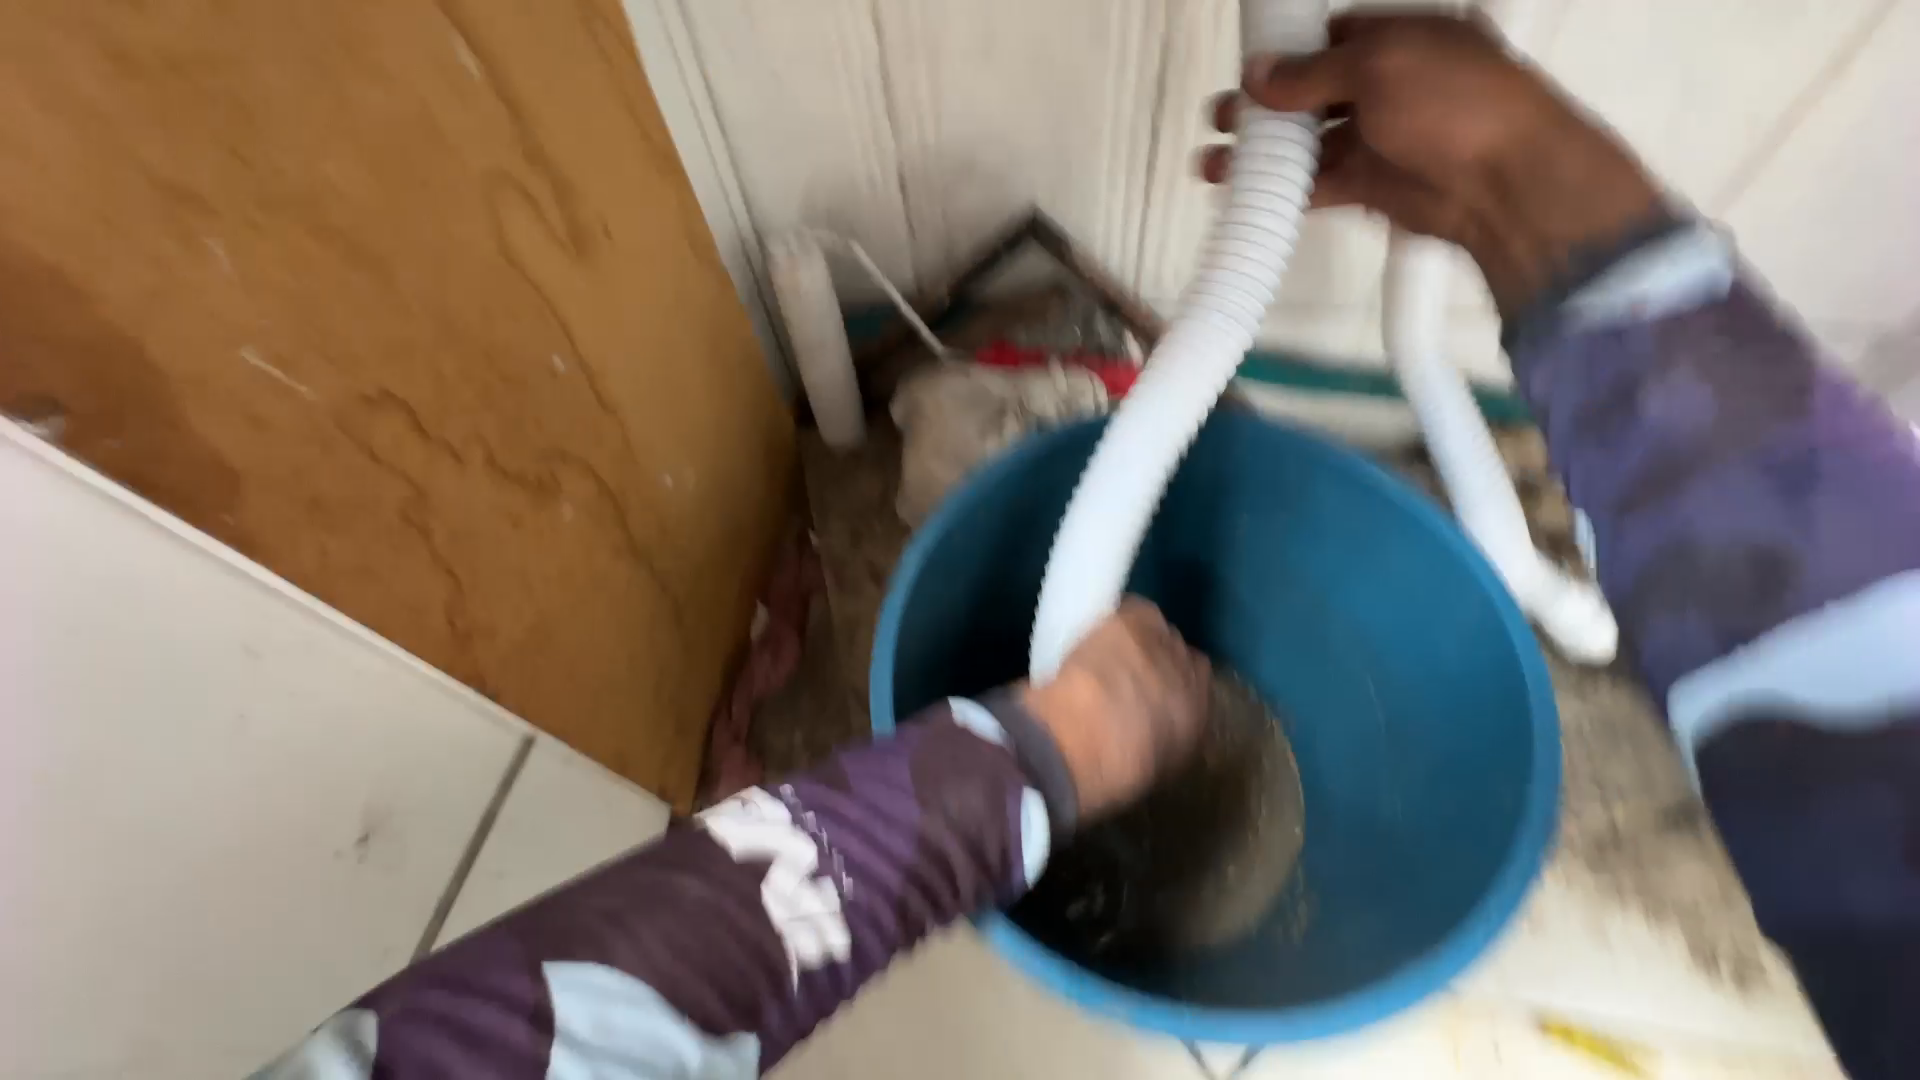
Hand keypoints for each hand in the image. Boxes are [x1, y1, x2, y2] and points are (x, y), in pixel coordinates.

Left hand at [1020, 597, 1209, 818]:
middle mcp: (1191, 677)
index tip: (1147, 689)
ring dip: (1137, 638)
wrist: (1080, 742)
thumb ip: (1162, 740)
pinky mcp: (1134, 622)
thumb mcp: (1148, 768)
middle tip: (1123, 669)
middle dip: (1157, 659)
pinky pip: (1136, 609)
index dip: (1171, 683)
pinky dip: (1121, 616)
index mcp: (1196, 719)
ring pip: (1158, 630)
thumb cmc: (1108, 770)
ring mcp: (1164, 645)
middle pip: (1180, 654)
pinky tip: (1101, 627)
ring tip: (1108, 649)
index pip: (1197, 687)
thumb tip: (1151, 728)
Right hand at [1199, 11, 1661, 315]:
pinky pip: (1315, 186)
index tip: (1245, 72)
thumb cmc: (1457, 105)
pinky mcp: (1367, 185)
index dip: (1284, 55)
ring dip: (1262, 155)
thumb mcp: (1381, 66)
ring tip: (1216, 165)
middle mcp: (1384, 87)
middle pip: (1308, 96)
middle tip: (1221, 120)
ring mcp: (1375, 139)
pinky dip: (1282, 191)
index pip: (1329, 40)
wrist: (1501, 181)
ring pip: (1305, 145)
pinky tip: (1247, 195)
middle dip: (1261, 110)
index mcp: (1396, 40)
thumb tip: (1258, 73)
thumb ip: (1312, 72)